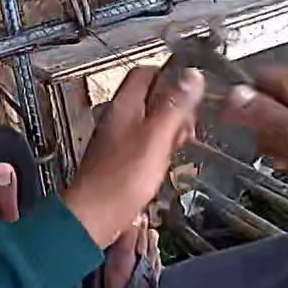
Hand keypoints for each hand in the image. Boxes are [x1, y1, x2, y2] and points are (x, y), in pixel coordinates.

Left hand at [63, 66, 203, 247]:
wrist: (96, 213)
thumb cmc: (123, 178)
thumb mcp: (157, 137)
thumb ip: (174, 106)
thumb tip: (191, 76)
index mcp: (124, 105)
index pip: (144, 73)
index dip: (170, 78)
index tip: (191, 94)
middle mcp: (118, 116)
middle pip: (149, 96)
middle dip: (174, 107)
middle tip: (187, 126)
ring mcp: (117, 136)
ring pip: (149, 119)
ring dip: (169, 128)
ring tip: (179, 144)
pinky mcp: (120, 156)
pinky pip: (145, 140)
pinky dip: (160, 145)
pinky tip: (166, 160)